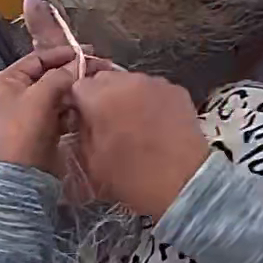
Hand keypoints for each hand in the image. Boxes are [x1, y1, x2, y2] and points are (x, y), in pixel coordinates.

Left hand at [0, 46, 86, 172]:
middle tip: (99, 67)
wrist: (24, 176)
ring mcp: (30, 112)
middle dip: (72, 72)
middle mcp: (15, 93)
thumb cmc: (25, 131)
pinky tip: (89, 106)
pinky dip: (73, 108)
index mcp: (6, 81)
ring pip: (57, 93)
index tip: (87, 52)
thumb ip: (60, 75)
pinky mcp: (43, 127)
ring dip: (75, 90)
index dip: (62, 54)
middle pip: (49, 75)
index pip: (37, 59)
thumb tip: (78, 64)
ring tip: (98, 86)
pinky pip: (61, 111)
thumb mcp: (40, 96)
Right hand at [68, 71, 208, 220]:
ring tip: (135, 123)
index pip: (77, 85)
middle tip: (108, 122)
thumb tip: (81, 118)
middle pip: (104, 78)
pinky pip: (153, 88)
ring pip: (130, 81)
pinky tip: (156, 123)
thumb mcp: (92, 161)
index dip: (78, 103)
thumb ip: (81, 131)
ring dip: (126, 96)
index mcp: (99, 97)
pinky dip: (150, 100)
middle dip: (101, 95)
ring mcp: (155, 83)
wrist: (184, 184)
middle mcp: (126, 81)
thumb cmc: (132, 178)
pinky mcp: (177, 90)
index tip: (83, 119)